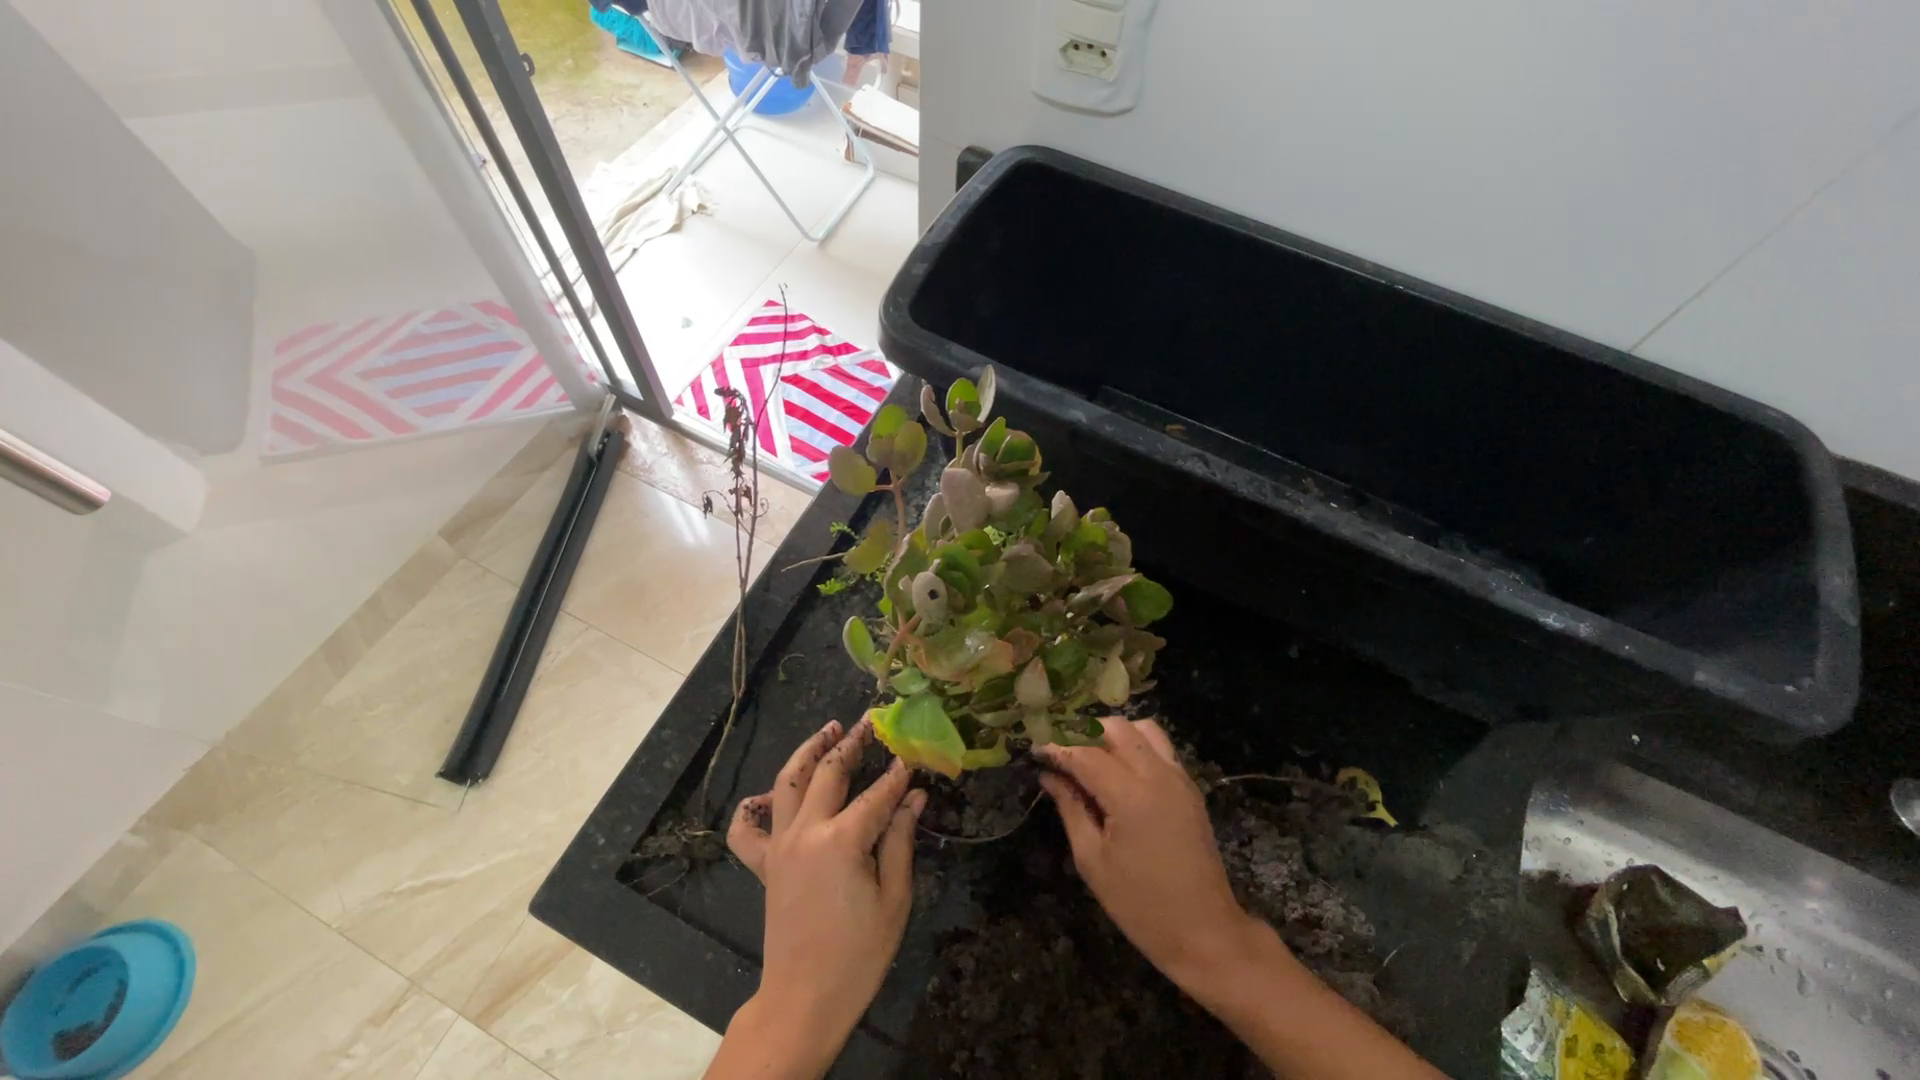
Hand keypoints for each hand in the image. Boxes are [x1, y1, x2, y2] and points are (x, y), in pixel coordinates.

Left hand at [716, 718, 925, 1076]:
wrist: (805, 998)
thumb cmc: (859, 954)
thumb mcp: (894, 899)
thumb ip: (899, 841)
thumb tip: (913, 798)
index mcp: (842, 841)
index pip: (877, 794)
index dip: (897, 775)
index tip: (912, 755)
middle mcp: (805, 832)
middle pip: (827, 773)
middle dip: (851, 743)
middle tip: (869, 722)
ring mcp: (779, 846)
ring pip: (786, 783)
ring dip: (807, 752)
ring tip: (828, 731)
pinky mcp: (764, 864)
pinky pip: (748, 829)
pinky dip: (754, 806)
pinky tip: (769, 796)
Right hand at [1034, 718, 1262, 987]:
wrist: (1205, 930)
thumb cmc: (1140, 905)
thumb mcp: (1092, 861)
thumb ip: (1070, 809)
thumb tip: (1049, 776)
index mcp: (1131, 796)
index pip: (1086, 753)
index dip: (1056, 747)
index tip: (1034, 749)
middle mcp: (1158, 775)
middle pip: (1116, 728)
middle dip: (1083, 733)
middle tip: (1059, 751)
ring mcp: (1179, 778)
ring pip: (1142, 729)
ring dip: (1112, 734)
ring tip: (1089, 756)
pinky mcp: (1189, 787)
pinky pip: (1160, 747)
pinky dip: (1135, 745)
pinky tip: (1117, 769)